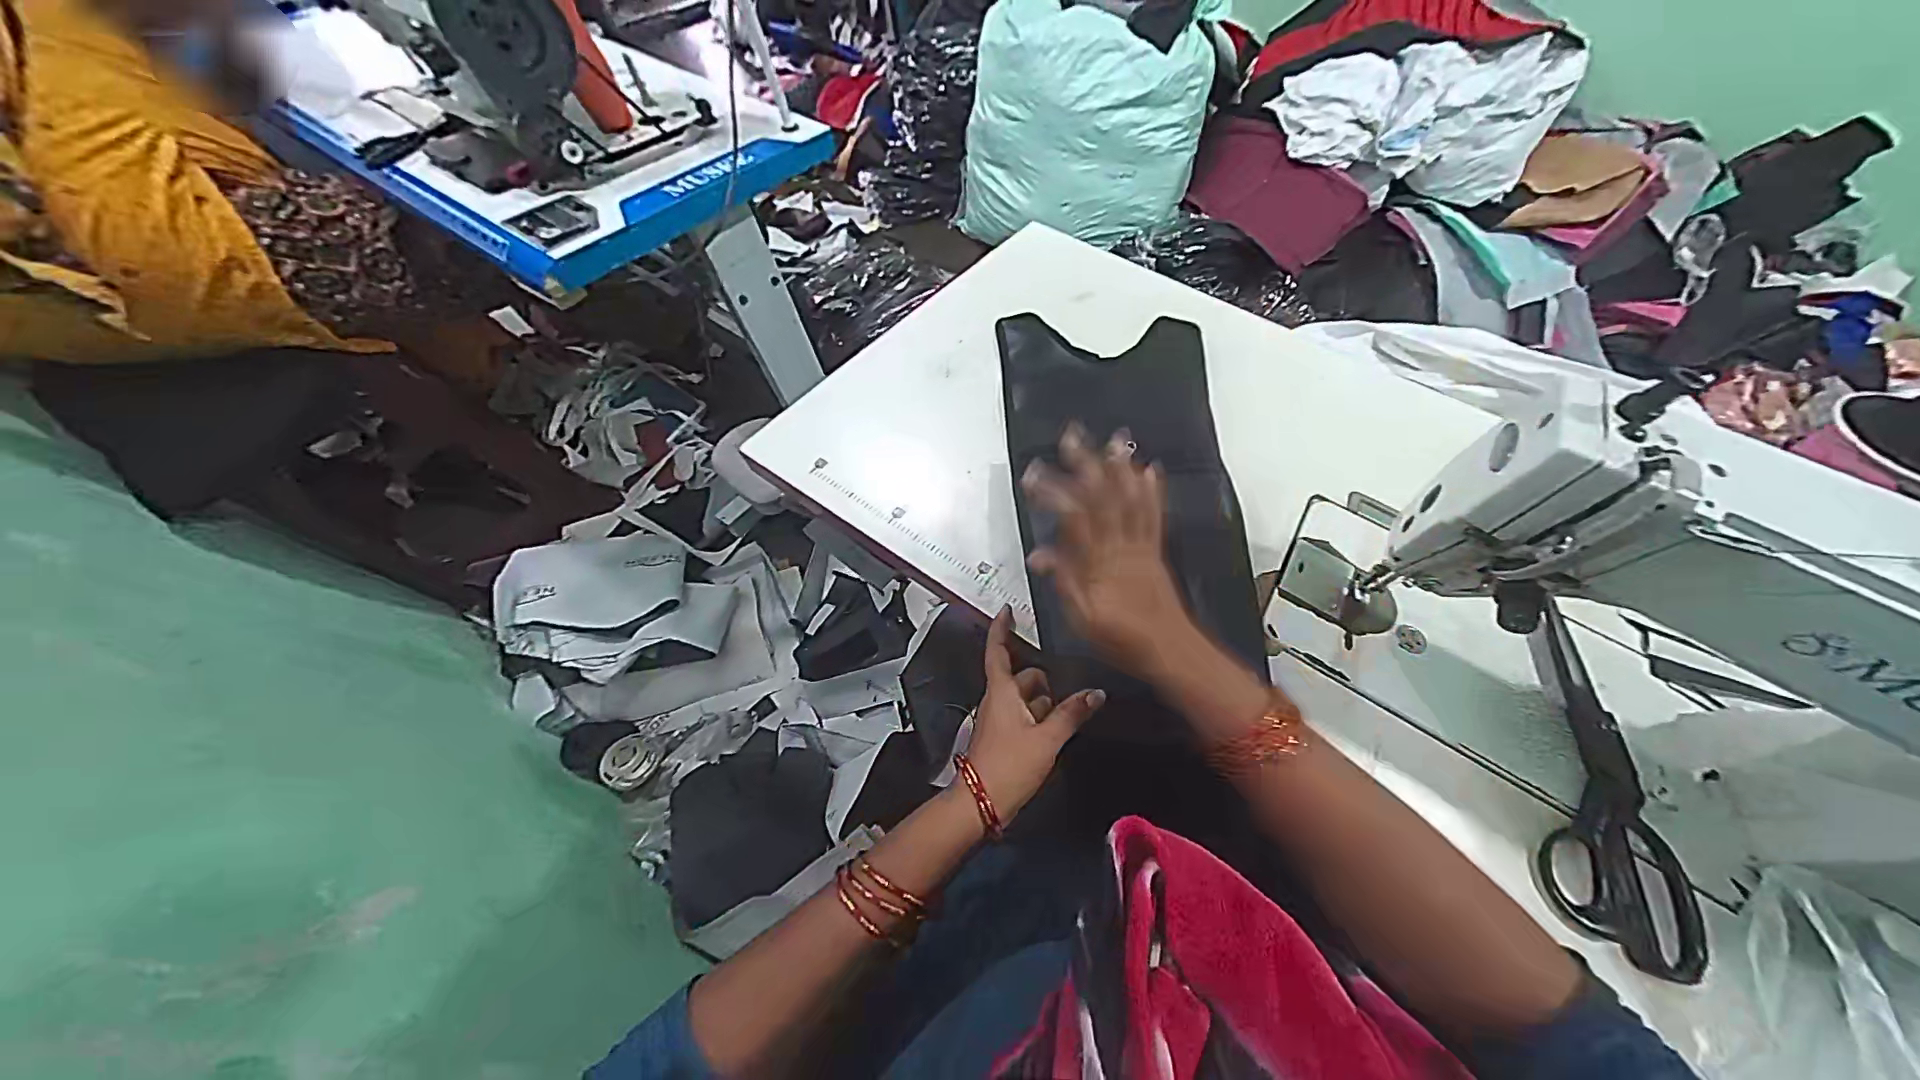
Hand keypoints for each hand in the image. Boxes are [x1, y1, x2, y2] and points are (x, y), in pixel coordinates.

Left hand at [963, 607, 1104, 822]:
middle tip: (1066, 687)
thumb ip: (1071, 714)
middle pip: (1021, 677)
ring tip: (1067, 712)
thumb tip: (1094, 693)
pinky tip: (1056, 729)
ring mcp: (998, 719)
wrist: (981, 803)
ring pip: (1024, 698)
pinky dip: (1039, 717)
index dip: (1001, 630)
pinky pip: (1023, 716)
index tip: (1007, 611)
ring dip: (1043, 702)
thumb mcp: (1047, 739)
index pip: (998, 651)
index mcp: (1001, 692)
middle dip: (1042, 680)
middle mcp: (996, 700)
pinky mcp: (1002, 737)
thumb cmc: (1008, 766)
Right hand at [1021, 424, 1192, 674]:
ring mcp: (1140, 547)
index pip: (1071, 518)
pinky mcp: (1155, 551)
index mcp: (1099, 563)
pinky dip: (1151, 492)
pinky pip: (1154, 516)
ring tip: (1113, 441)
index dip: (1052, 492)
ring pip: (1129, 500)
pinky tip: (1149, 471)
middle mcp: (1120, 548)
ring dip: (1120, 469)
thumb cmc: (1125, 639)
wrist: (1170, 650)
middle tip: (1072, 437)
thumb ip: (1064, 582)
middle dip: (1084, 464)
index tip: (1034, 473)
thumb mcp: (1083, 619)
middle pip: (1100, 498)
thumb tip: (1040, 556)